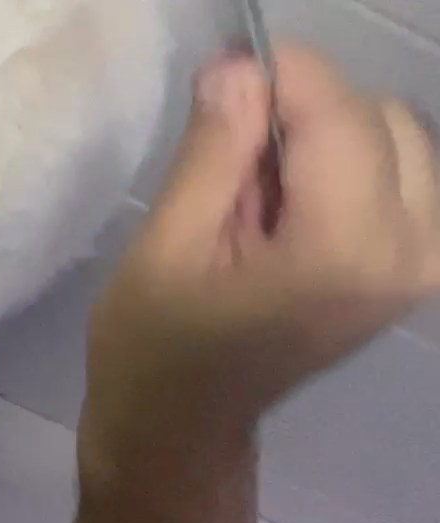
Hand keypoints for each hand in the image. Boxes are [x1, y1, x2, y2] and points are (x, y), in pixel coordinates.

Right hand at [85, 46, 439, 456]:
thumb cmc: (145, 351)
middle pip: (379, 124)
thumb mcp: (159, 256)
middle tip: (216, 167)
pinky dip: (339, 177)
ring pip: (396, 146)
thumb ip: (209, 161)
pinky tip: (276, 219)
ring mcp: (426, 260)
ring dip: (319, 150)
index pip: (339, 123)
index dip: (288, 80)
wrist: (174, 426)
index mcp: (341, 251)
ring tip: (242, 205)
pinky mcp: (416, 268)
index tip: (232, 61)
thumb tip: (235, 69)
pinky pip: (398, 182)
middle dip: (300, 122)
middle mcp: (415, 248)